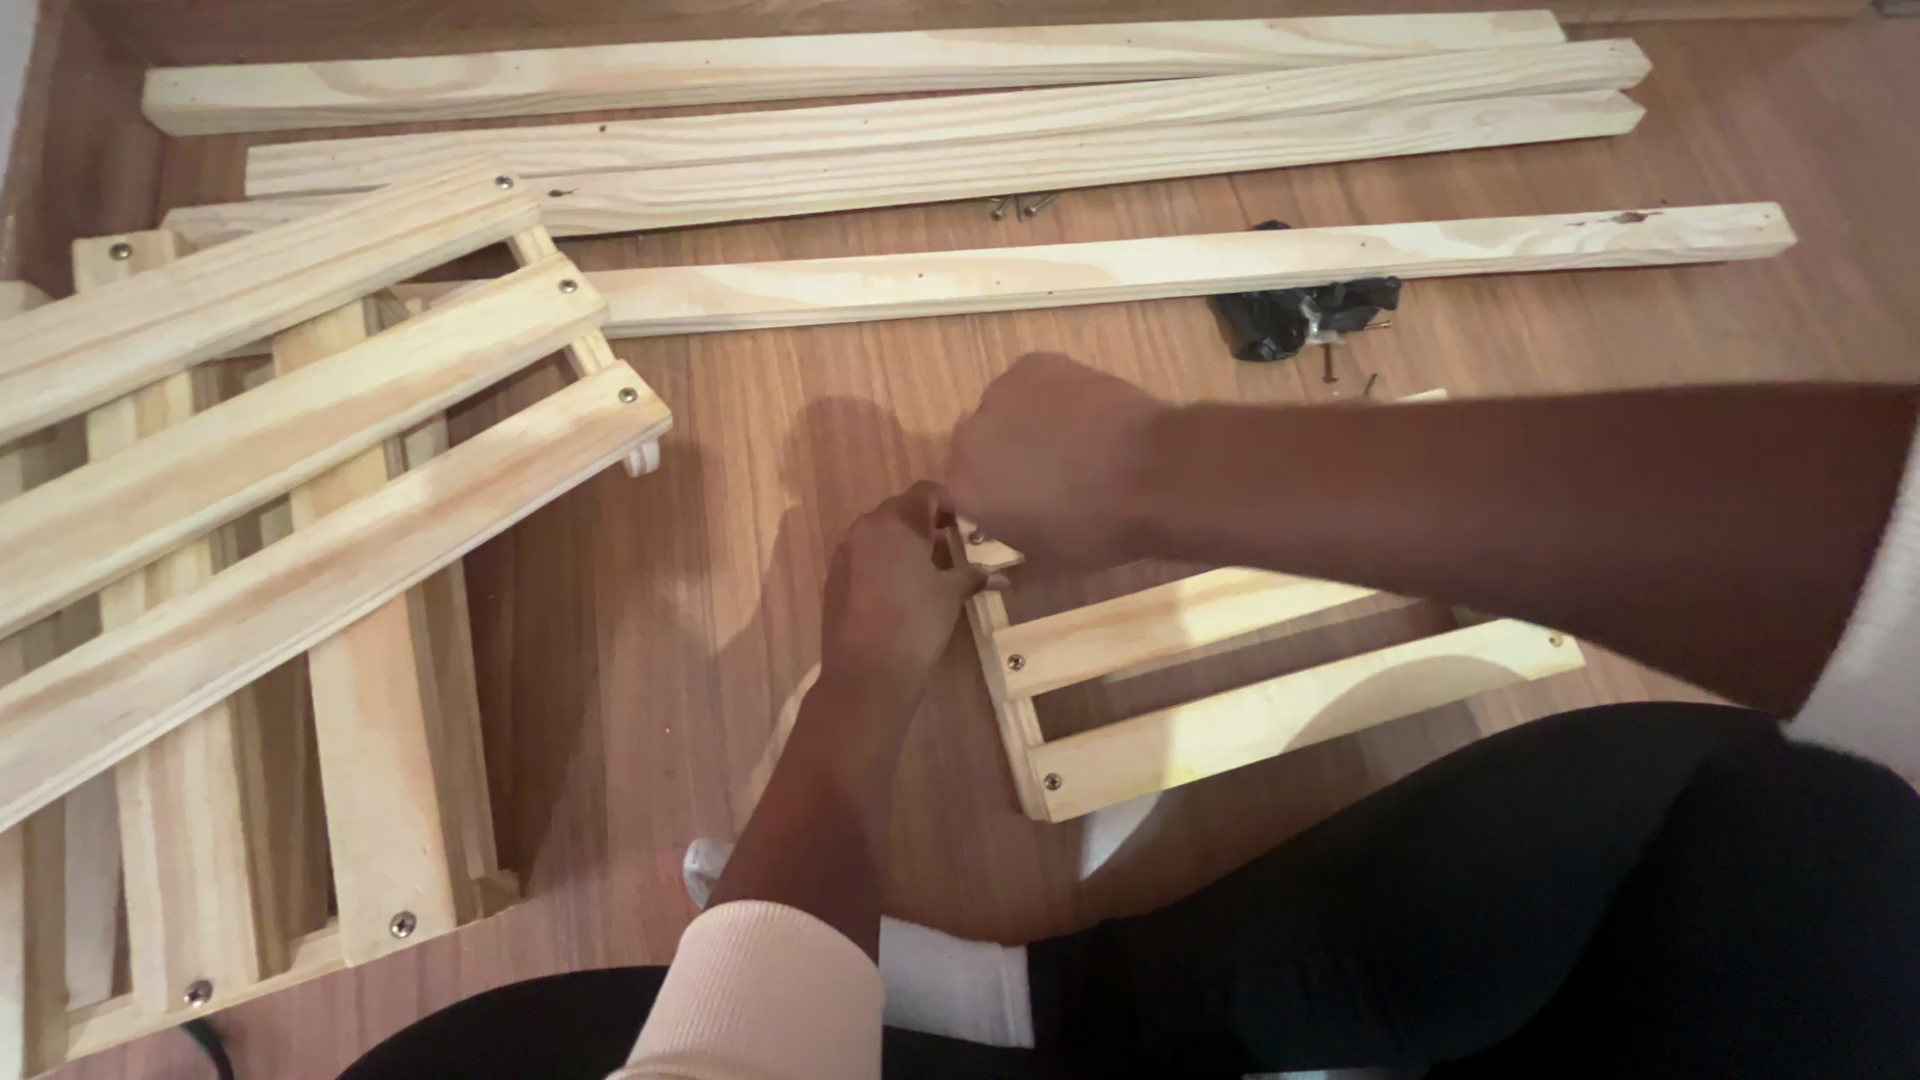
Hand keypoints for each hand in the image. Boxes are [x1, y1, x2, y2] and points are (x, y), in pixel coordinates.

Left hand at [819, 481, 986, 705]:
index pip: (925, 493)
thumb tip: (998, 575)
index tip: (964, 527)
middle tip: (949, 548)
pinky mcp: (833, 579)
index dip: (948, 504)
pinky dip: (882, 563)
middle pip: (900, 510)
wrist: (866, 672)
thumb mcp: (950, 595)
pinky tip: (899, 592)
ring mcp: (844, 553)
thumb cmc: (916, 622)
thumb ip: (971, 575)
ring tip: (926, 572)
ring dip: (903, 544)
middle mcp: (865, 528)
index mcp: (896, 522)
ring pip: (879, 534)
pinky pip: (863, 557)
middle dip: (926, 524)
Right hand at [946, 352, 1171, 565]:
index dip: (995, 495)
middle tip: (1049, 470)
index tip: (1022, 502)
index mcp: (964, 489)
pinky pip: (1032, 382)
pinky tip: (1084, 411)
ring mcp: (999, 394)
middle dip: (1005, 456)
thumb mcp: (1046, 557)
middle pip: (978, 445)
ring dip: (1025, 422)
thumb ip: (1012, 536)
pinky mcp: (1034, 364)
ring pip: (1004, 409)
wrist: (1151, 474)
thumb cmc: (1097, 529)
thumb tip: (1011, 525)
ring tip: (1073, 438)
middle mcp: (968, 438)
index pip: (963, 490)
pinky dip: (1052, 394)